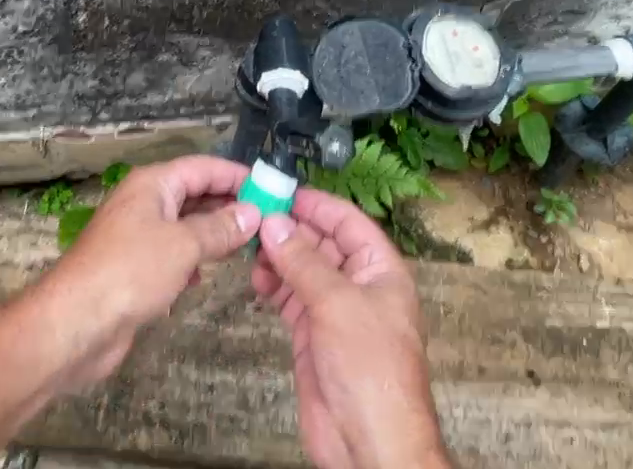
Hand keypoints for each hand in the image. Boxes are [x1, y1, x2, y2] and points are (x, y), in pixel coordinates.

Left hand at [38, 155, 259, 386]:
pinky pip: (173, 254)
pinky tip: (205, 276)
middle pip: (195, 194)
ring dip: (213, 234)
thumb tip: (252, 212)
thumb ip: (219, 228)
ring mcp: (139, 236)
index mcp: (153, 184)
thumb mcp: (183, 245)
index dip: (236, 174)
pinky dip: (192, 260)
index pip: (203, 167)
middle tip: (268, 220)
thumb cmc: (129, 272)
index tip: (270, 187)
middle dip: (229, 205)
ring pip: (186, 226)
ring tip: (248, 246)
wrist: (75, 324)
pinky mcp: (136, 269)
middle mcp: (145, 203)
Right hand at [251, 188, 449, 468]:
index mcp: (380, 271)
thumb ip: (303, 261)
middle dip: (291, 229)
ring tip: (252, 247)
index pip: (348, 223)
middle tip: (256, 215)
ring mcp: (335, 311)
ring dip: (278, 256)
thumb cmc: (373, 373)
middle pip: (322, 243)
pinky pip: (290, 297)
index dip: (317, 205)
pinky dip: (272, 284)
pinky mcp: (314, 335)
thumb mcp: (338, 303)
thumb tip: (276, 224)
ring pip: (302, 269)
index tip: (284, 192)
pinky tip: (256, 276)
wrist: (368, 442)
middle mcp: (359, 286)